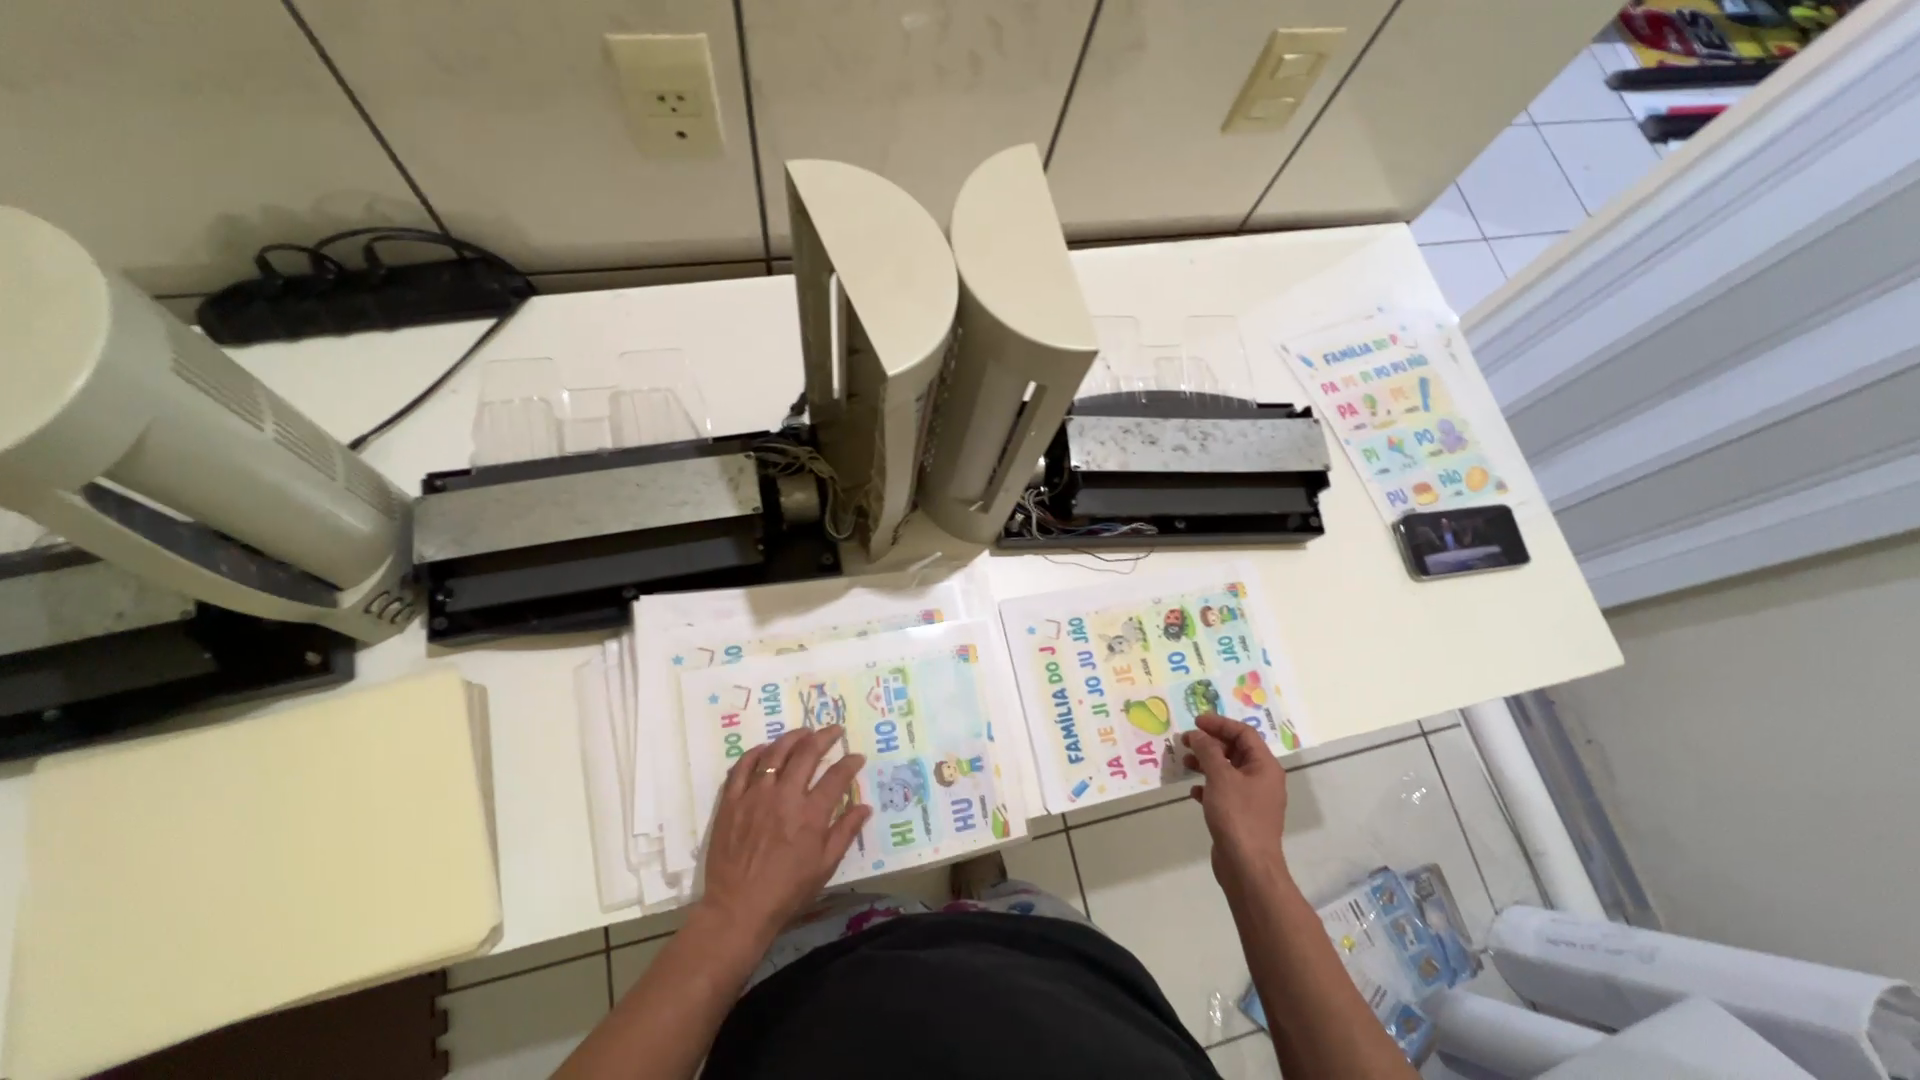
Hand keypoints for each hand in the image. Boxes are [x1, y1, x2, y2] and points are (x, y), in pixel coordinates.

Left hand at [698, 726, 871, 941]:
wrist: (738, 908)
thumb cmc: (787, 891)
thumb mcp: (825, 867)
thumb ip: (845, 832)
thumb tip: (864, 807)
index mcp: (811, 814)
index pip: (836, 777)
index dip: (850, 763)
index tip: (857, 757)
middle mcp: (784, 797)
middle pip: (807, 754)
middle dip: (824, 737)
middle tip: (834, 730)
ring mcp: (755, 796)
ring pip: (775, 754)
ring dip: (792, 738)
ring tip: (803, 732)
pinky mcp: (731, 801)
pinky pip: (742, 767)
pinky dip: (755, 753)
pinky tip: (765, 749)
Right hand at [1183, 713, 1292, 900]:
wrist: (1248, 865)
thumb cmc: (1237, 815)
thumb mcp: (1220, 777)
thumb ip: (1208, 751)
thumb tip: (1199, 734)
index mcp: (1265, 766)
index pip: (1244, 733)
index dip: (1219, 724)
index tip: (1195, 722)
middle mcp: (1262, 779)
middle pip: (1236, 750)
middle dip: (1210, 743)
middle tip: (1186, 741)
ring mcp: (1252, 799)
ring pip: (1228, 771)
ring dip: (1206, 763)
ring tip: (1185, 763)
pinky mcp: (1241, 815)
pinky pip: (1224, 791)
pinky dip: (1208, 786)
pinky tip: (1193, 791)